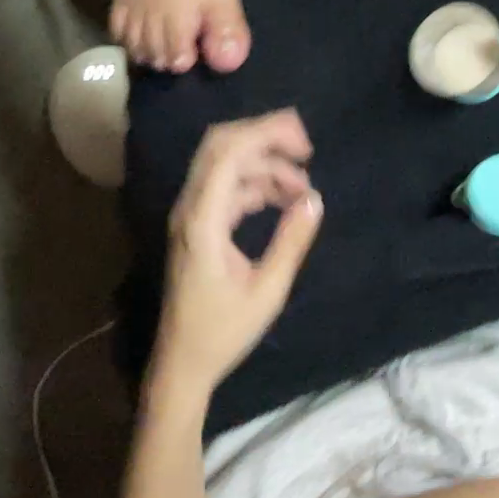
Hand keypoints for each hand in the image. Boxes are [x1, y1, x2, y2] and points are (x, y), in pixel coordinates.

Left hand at [156, 110, 323, 391]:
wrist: (183, 362)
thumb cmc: (223, 331)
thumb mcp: (267, 290)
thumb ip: (291, 242)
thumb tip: (315, 200)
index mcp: (203, 220)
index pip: (227, 154)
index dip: (265, 135)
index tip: (306, 144)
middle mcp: (191, 208)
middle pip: (221, 147)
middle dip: (264, 137)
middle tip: (306, 149)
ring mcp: (191, 216)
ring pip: (225, 166)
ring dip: (265, 165)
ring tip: (304, 189)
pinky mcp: (198, 227)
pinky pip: (227, 188)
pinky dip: (257, 184)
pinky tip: (285, 201)